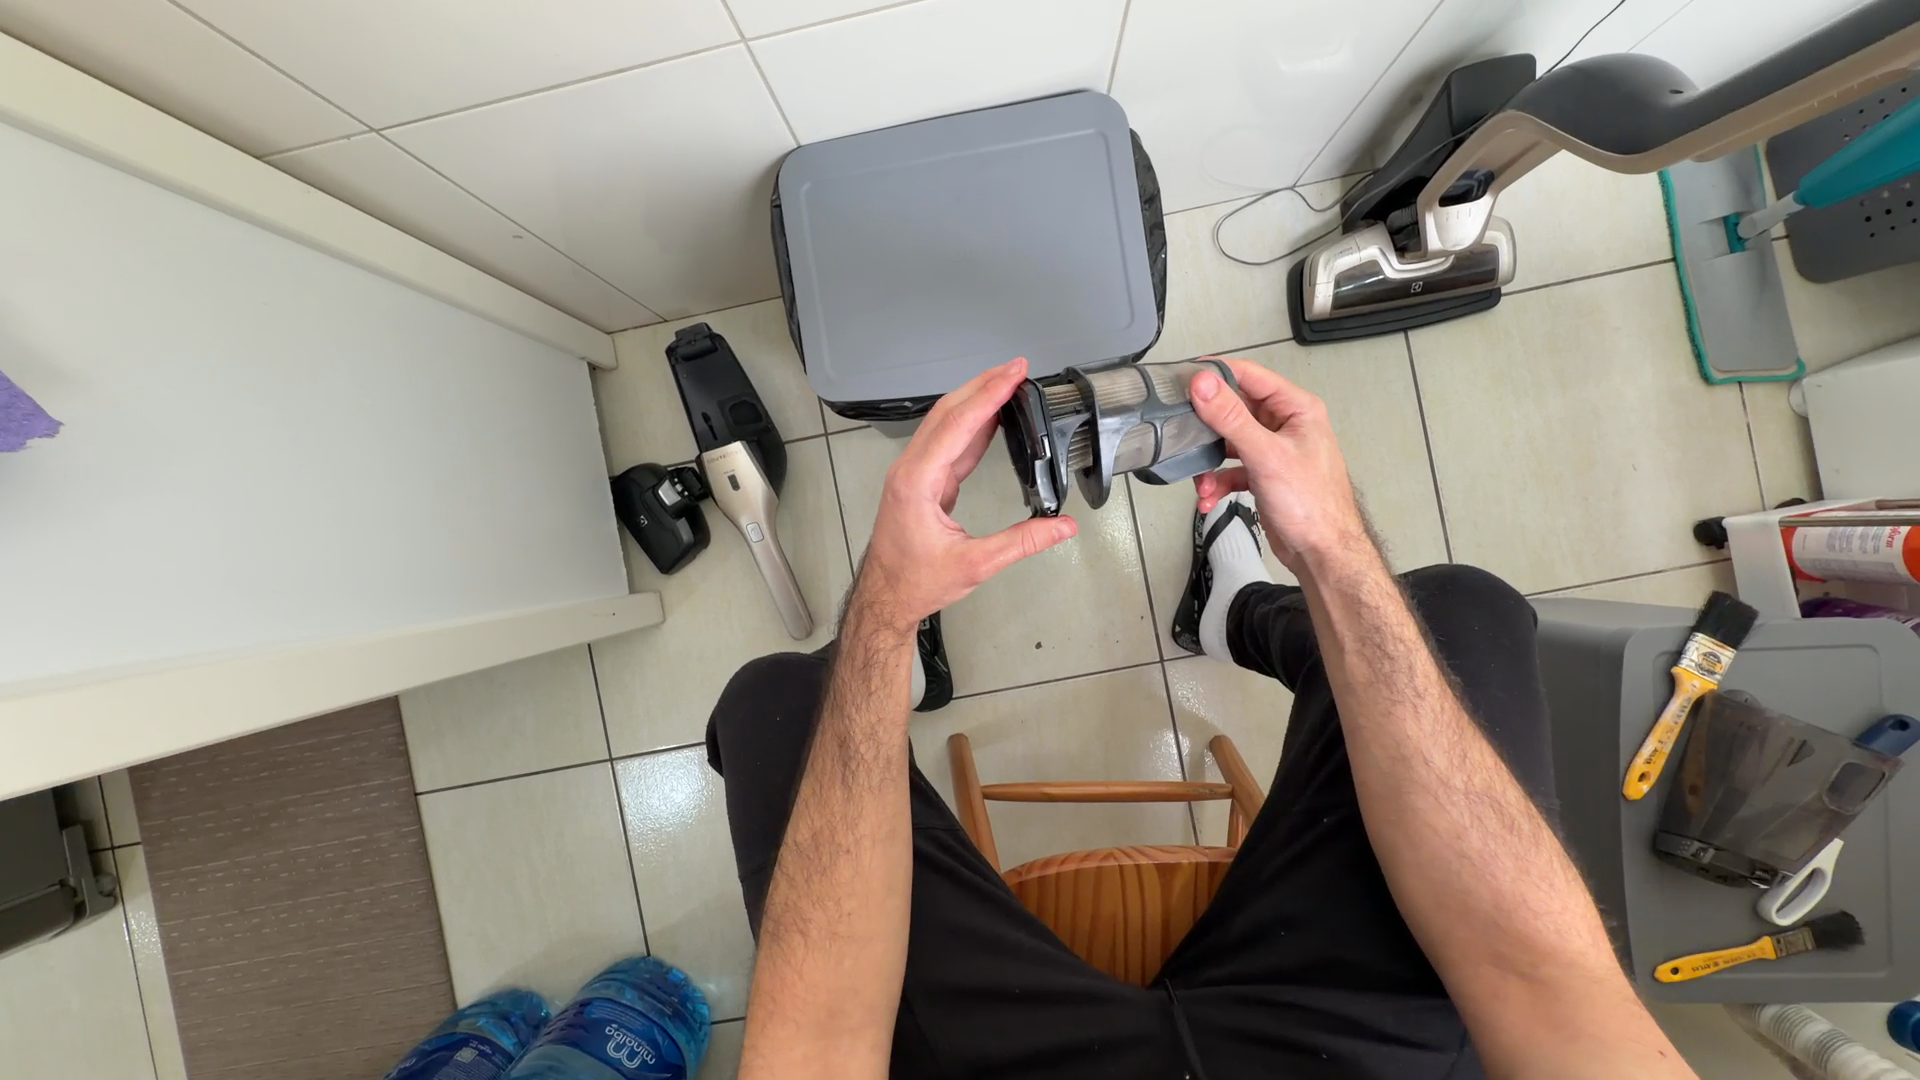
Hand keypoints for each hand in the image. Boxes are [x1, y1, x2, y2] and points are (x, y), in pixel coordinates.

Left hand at [854, 358, 1078, 633]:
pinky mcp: (923, 481)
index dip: (988, 396)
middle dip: (983, 385)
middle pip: (948, 413)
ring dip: (977, 400)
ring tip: (1009, 383)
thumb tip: (1062, 526)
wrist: (886, 596)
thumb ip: (1022, 542)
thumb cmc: (917, 582)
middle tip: (1017, 368)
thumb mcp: (975, 564)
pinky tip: (992, 416)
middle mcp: (911, 469)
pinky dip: (972, 425)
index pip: (957, 425)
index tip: (1013, 374)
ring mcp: (915, 473)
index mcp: (917, 481)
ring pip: (946, 424)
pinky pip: (949, 443)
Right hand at [1187, 358, 1368, 571]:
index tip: (1182, 378)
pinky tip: (1208, 499)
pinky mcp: (1262, 474)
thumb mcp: (1266, 455)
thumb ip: (1231, 418)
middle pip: (1234, 411)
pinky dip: (1216, 483)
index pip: (1250, 376)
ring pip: (1228, 443)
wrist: (1322, 552)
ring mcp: (1273, 450)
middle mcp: (1285, 424)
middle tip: (1181, 434)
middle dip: (1207, 429)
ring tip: (1200, 483)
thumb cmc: (1309, 502)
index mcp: (1296, 408)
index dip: (1216, 374)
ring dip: (1208, 463)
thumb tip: (1202, 384)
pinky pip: (1230, 469)